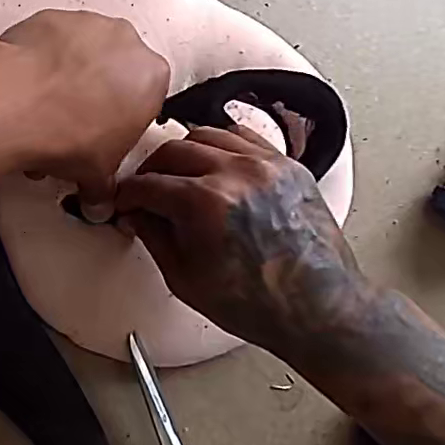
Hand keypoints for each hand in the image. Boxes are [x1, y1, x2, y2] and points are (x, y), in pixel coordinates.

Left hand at [0, 10, 169, 205]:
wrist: (20, 106)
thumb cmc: (66, 132)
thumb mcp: (96, 175)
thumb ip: (103, 187)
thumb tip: (97, 200)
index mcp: (152, 77)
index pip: (143, 100)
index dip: (119, 123)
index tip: (101, 137)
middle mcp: (125, 41)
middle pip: (111, 72)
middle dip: (91, 99)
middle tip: (67, 127)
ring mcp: (86, 24)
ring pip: (79, 53)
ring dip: (64, 77)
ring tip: (39, 112)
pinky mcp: (49, 18)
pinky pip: (47, 41)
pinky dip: (37, 61)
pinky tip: (24, 90)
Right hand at [114, 126, 372, 353]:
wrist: (320, 309)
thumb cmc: (260, 303)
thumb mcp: (184, 277)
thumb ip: (153, 237)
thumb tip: (137, 215)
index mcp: (205, 203)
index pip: (146, 184)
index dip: (126, 195)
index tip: (124, 202)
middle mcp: (235, 175)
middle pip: (171, 151)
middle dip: (150, 171)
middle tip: (145, 191)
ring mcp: (265, 166)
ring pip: (205, 135)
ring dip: (183, 153)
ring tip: (178, 176)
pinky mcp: (287, 166)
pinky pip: (243, 137)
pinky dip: (221, 146)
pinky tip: (213, 165)